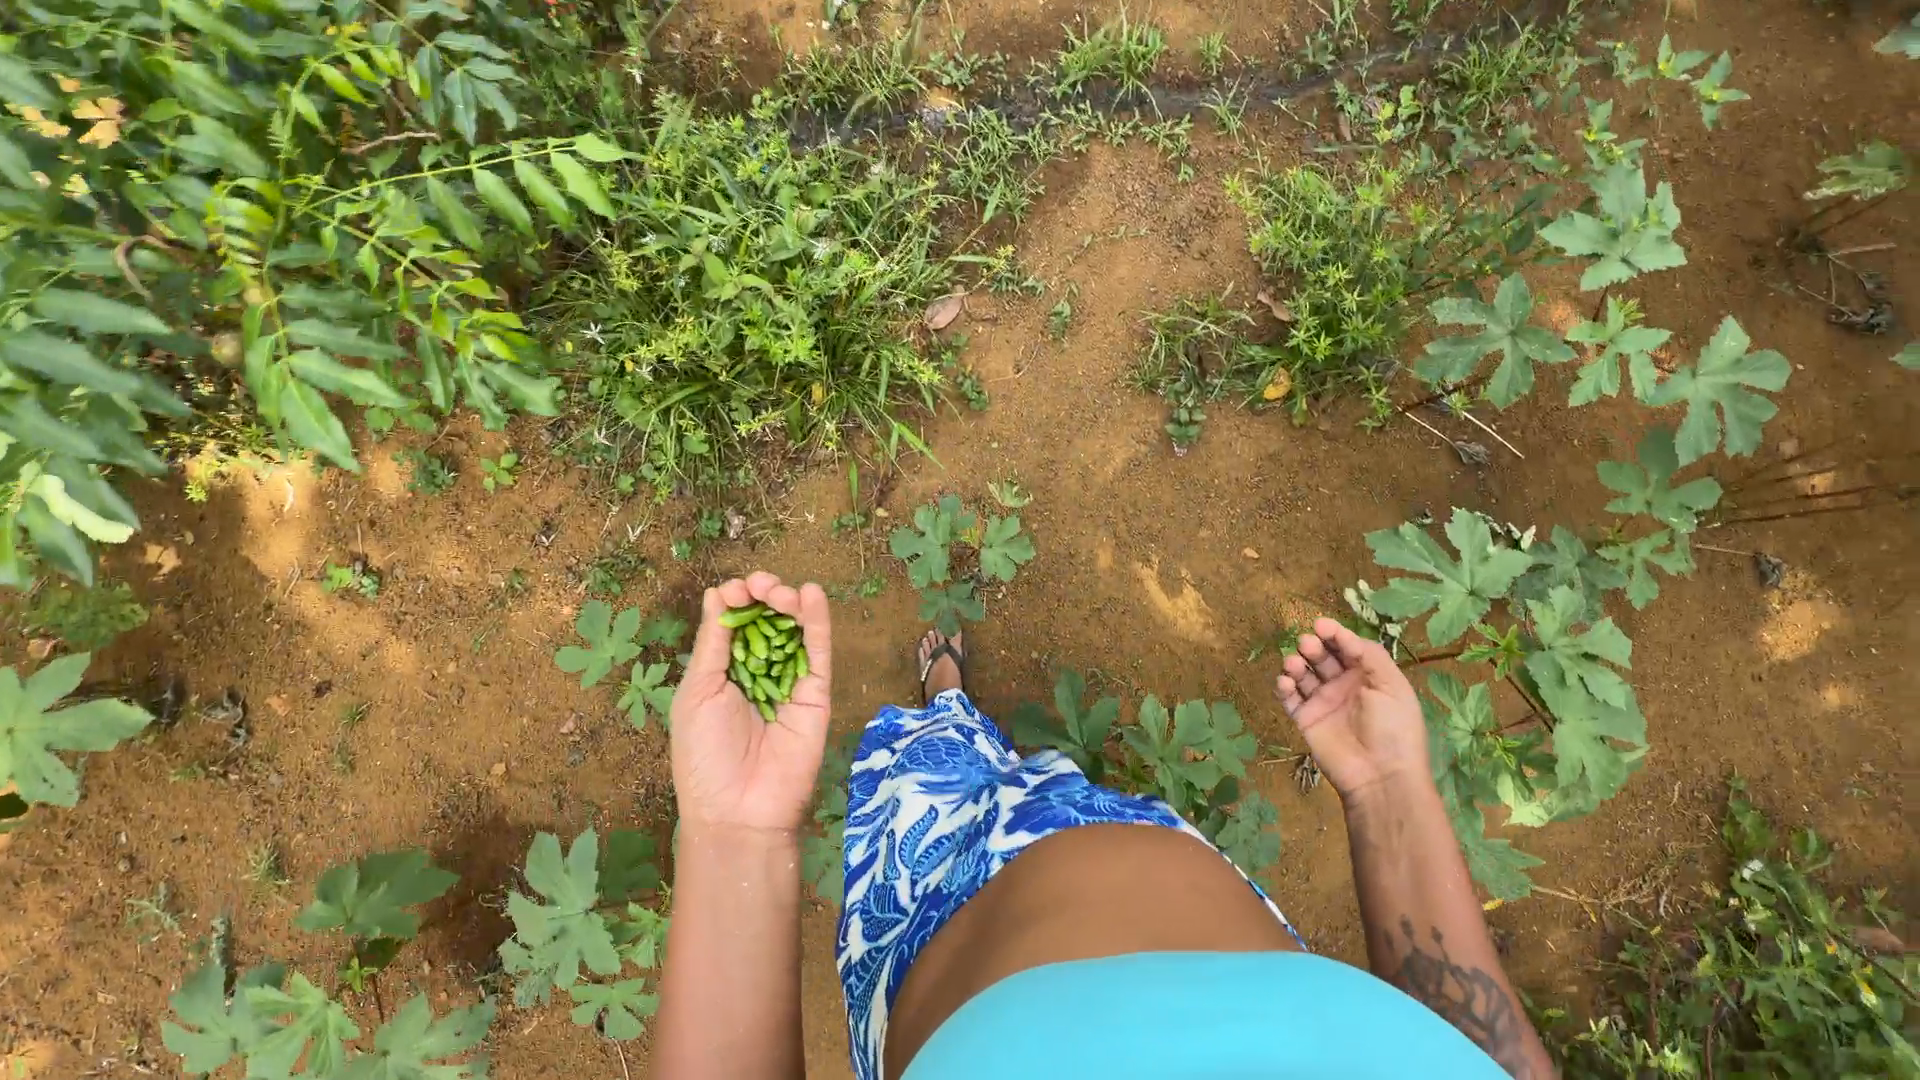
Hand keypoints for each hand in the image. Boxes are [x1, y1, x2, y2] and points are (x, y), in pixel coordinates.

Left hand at [669, 572, 831, 834]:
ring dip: (789, 602)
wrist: (737, 810)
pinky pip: (818, 652)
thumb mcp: (697, 692)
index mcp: (726, 671)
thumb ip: (713, 643)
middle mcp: (760, 671)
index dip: (737, 601)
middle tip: (759, 586)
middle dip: (763, 595)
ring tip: (779, 591)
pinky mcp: (817, 693)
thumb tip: (718, 593)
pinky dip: (818, 621)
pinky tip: (811, 595)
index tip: (732, 591)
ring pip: (796, 630)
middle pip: (768, 620)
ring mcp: (791, 681)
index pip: (737, 623)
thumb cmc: (704, 754)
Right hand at [1275, 617, 1430, 802]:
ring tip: (1294, 664)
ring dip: (1295, 664)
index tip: (1321, 625)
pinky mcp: (1305, 719)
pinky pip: (1289, 698)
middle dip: (1313, 646)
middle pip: (1322, 657)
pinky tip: (1286, 682)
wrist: (1381, 775)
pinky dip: (1284, 687)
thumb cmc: (1394, 728)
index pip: (1347, 647)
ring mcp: (1322, 703)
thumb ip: (1370, 655)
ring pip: (1302, 675)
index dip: (1335, 634)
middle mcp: (1343, 686)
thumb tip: (1345, 634)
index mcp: (1367, 677)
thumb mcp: (1392, 686)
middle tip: (1307, 644)